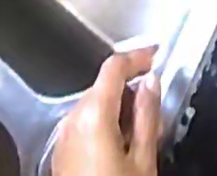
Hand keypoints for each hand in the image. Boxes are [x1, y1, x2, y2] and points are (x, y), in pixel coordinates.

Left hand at [51, 47, 158, 175]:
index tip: (155, 55)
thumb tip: (152, 82)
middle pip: (105, 86)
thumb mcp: (142, 161)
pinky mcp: (60, 155)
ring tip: (140, 132)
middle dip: (131, 89)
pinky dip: (104, 125)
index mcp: (93, 114)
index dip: (138, 56)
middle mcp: (72, 119)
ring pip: (95, 105)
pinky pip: (85, 125)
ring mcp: (63, 138)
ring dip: (119, 109)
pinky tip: (120, 146)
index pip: (115, 65)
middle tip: (154, 105)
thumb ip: (148, 115)